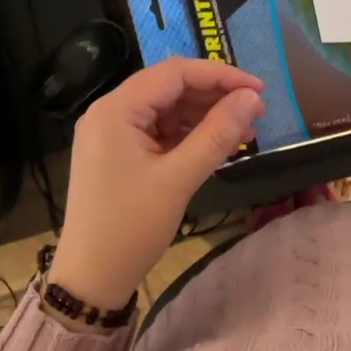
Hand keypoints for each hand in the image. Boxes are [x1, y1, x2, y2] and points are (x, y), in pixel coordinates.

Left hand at [49, 59, 265, 309]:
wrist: (91, 277)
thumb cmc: (130, 226)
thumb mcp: (178, 179)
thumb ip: (217, 134)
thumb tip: (253, 98)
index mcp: (115, 110)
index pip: (174, 73)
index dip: (219, 75)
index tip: (258, 89)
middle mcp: (110, 113)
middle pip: (170, 88)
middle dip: (214, 96)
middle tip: (256, 112)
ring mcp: (112, 134)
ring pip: (167, 110)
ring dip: (205, 116)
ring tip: (245, 130)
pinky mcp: (119, 154)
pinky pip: (159, 132)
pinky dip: (189, 135)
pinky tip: (218, 145)